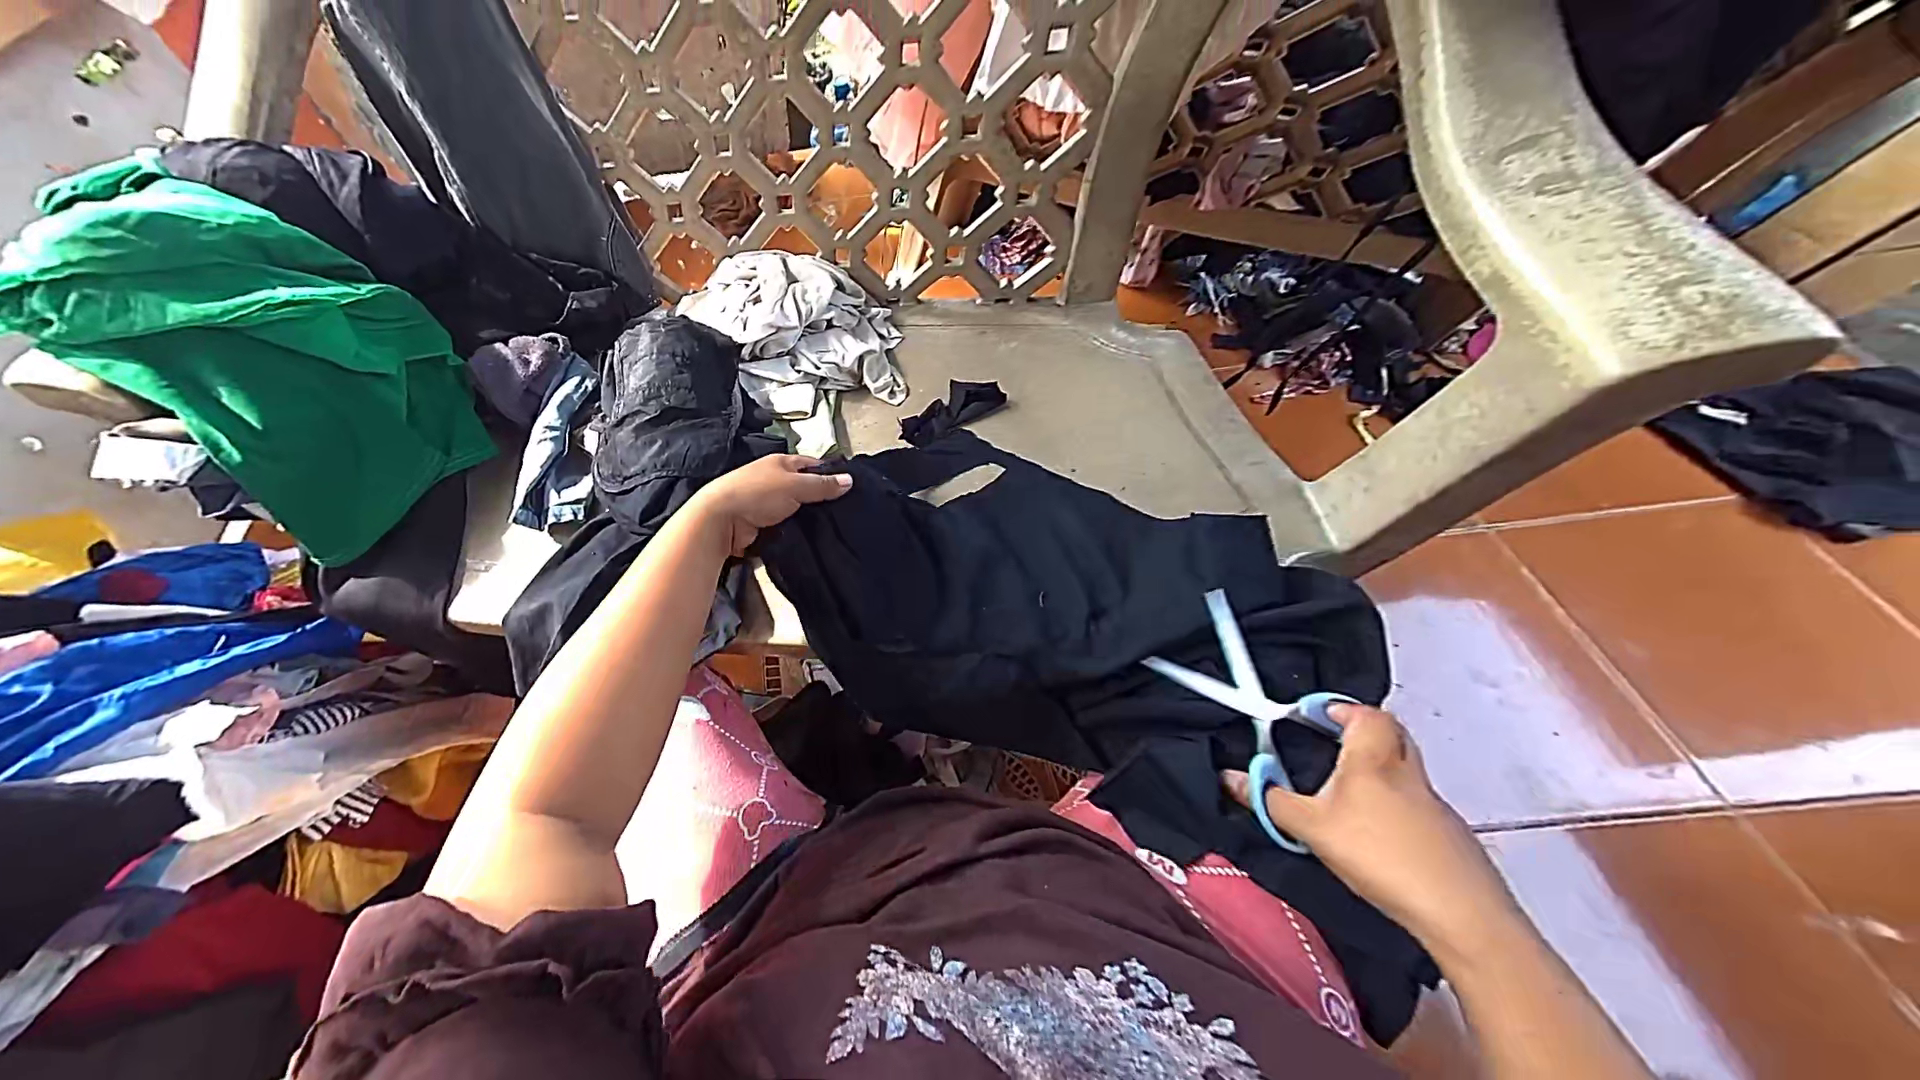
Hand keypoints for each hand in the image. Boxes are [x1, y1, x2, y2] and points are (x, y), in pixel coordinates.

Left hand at [688, 454, 851, 555]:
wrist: (720, 520)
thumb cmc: (756, 493)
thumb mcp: (795, 485)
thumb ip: (822, 485)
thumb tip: (850, 480)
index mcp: (781, 463)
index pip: (813, 465)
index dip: (831, 474)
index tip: (850, 488)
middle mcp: (775, 480)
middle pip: (807, 488)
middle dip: (823, 499)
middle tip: (848, 511)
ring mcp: (769, 503)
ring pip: (799, 509)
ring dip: (811, 518)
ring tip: (837, 527)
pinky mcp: (764, 523)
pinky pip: (789, 525)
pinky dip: (799, 530)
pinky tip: (816, 538)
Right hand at [1222, 704, 1526, 959]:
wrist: (1461, 913)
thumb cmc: (1383, 856)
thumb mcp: (1310, 827)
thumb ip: (1269, 800)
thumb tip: (1231, 779)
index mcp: (1373, 757)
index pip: (1363, 712)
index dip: (1337, 707)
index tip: (1313, 713)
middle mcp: (1406, 770)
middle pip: (1388, 732)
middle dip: (1360, 729)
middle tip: (1330, 740)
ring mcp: (1433, 802)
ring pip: (1403, 766)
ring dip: (1377, 765)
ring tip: (1344, 787)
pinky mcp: (1449, 832)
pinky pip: (1415, 800)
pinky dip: (1393, 802)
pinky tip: (1373, 829)